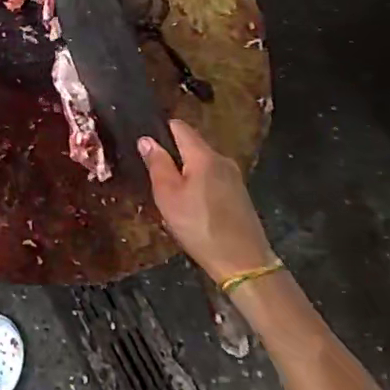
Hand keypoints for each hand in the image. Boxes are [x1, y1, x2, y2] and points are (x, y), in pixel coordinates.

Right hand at [140, 120, 274, 281]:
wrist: (244, 263)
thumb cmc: (199, 226)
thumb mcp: (168, 195)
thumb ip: (157, 164)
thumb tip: (146, 139)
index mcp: (203, 155)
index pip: (180, 127)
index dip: (161, 128)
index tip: (145, 140)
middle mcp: (222, 159)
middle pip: (192, 145)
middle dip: (172, 152)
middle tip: (151, 168)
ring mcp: (234, 177)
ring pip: (202, 163)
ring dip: (185, 169)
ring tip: (168, 187)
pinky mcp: (239, 194)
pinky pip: (212, 177)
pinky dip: (198, 182)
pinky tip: (189, 202)